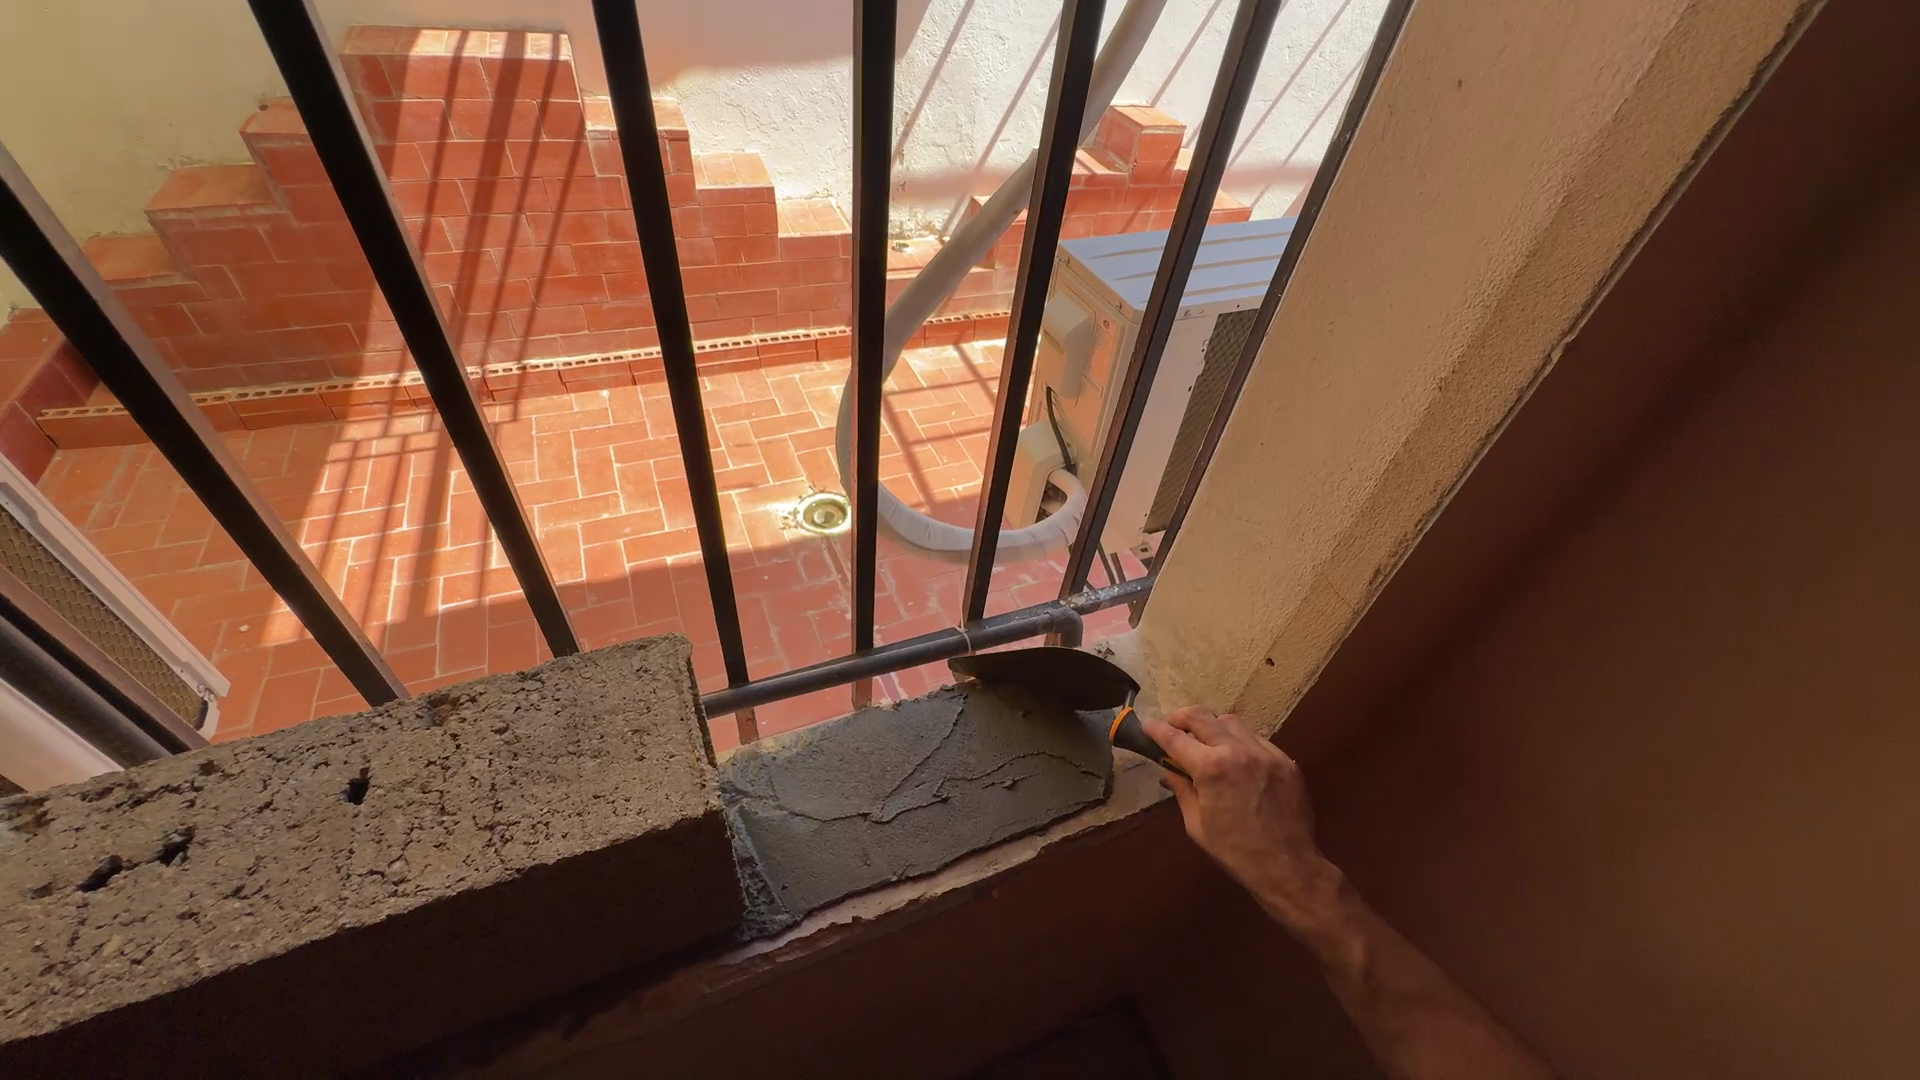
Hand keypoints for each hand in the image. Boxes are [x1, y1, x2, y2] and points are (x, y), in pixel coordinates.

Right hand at [1144, 707, 1345, 931]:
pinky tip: (1237, 759)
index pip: (1174, 738)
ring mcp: (1265, 752)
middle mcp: (1237, 750)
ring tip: (1205, 740)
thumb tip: (1168, 771)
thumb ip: (1182, 790)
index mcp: (1211, 768)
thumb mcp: (1196, 824)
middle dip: (1180, 718)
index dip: (1156, 729)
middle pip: (1201, 717)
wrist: (1289, 867)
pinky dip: (1239, 742)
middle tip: (1172, 726)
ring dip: (1211, 726)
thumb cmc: (1235, 851)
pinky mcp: (1285, 760)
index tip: (1146, 726)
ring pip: (1230, 722)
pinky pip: (1256, 739)